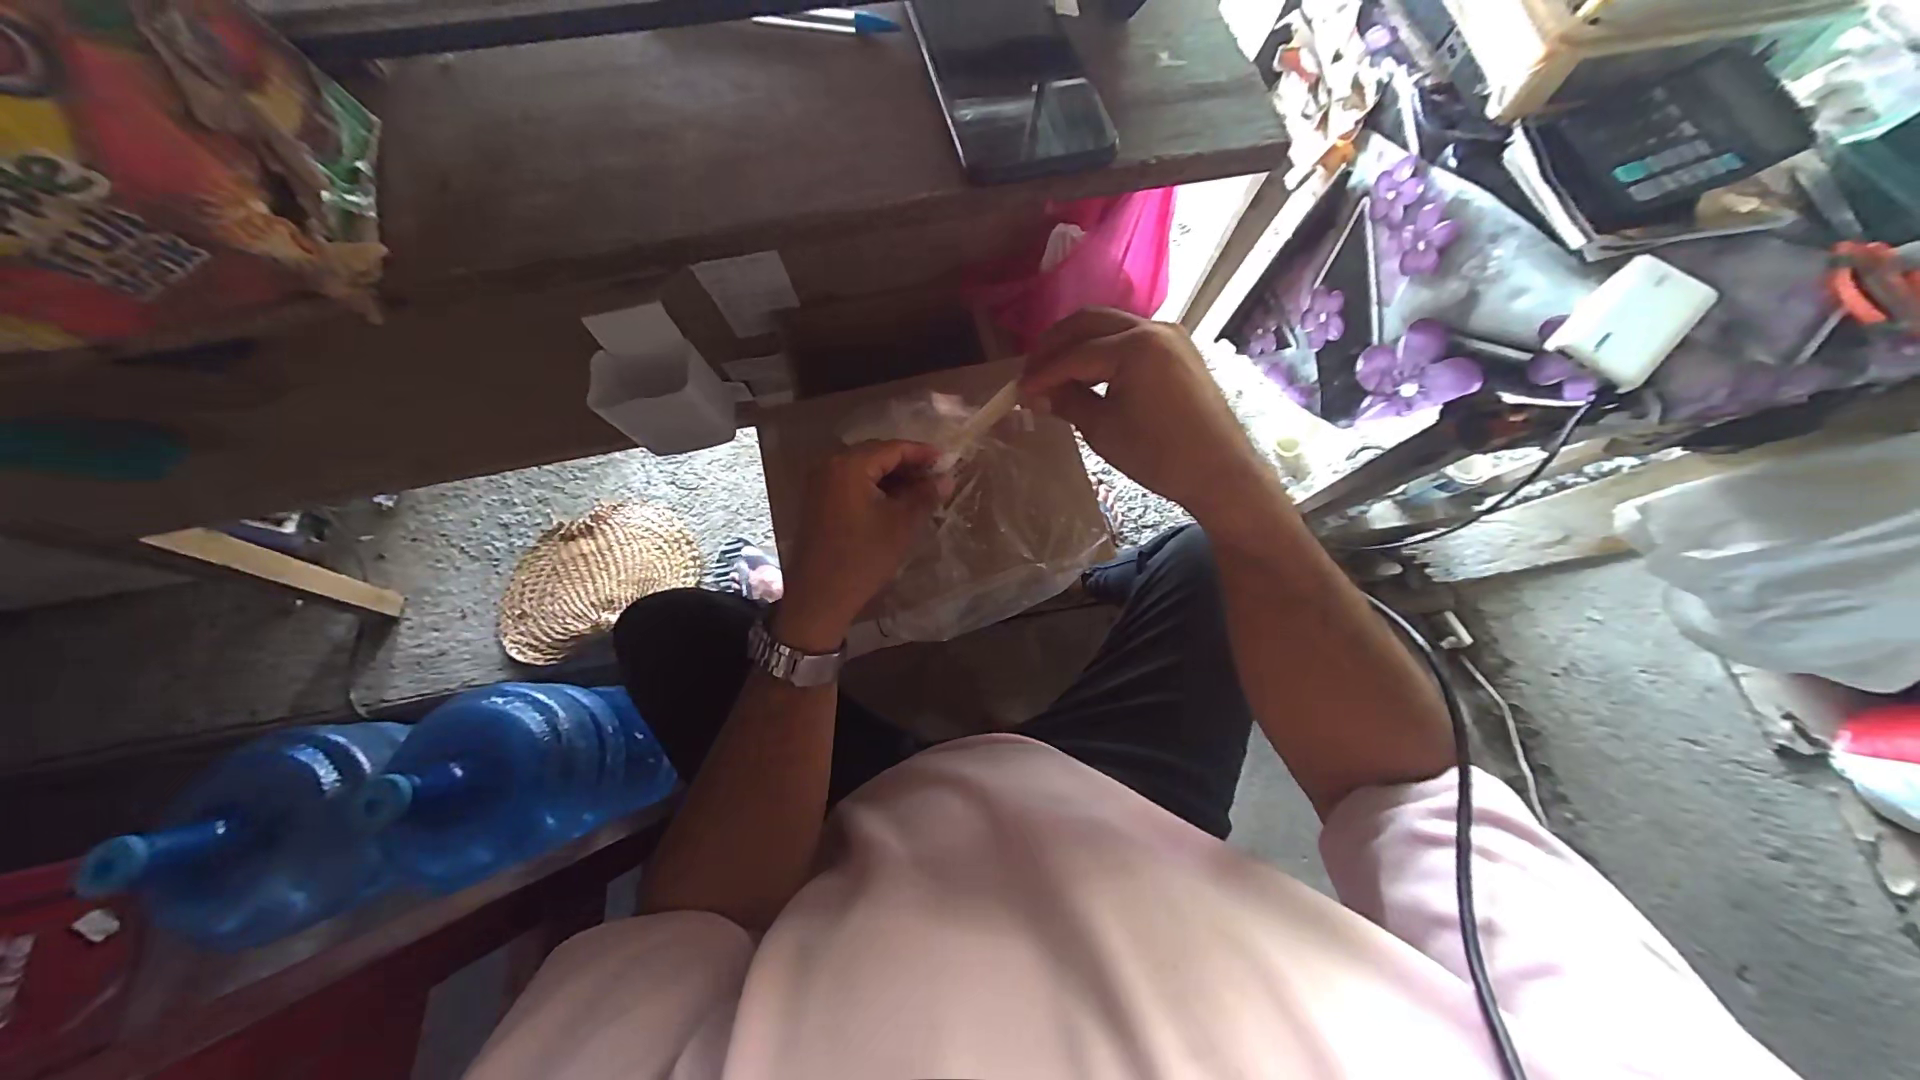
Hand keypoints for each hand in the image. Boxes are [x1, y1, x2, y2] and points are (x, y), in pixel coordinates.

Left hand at [774, 440, 950, 652]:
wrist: (820, 595)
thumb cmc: (864, 557)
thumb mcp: (901, 524)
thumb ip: (925, 495)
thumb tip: (946, 478)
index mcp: (849, 466)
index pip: (892, 448)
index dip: (921, 453)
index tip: (946, 460)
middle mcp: (830, 466)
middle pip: (875, 455)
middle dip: (907, 464)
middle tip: (935, 476)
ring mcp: (820, 484)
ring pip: (864, 470)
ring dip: (892, 477)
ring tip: (920, 491)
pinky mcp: (817, 501)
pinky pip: (851, 484)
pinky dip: (875, 488)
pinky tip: (895, 502)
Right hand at [1020, 308, 1279, 530]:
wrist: (1220, 471)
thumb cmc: (1158, 455)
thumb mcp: (1103, 430)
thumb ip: (1067, 403)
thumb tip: (1037, 395)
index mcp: (1135, 346)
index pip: (1074, 354)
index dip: (1042, 373)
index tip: (1018, 391)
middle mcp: (1153, 328)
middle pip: (1088, 322)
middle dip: (1054, 345)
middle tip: (1031, 373)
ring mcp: (1169, 335)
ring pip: (1109, 325)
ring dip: (1077, 343)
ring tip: (1054, 372)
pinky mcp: (1178, 348)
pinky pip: (1130, 337)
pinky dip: (1103, 349)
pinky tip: (1088, 372)